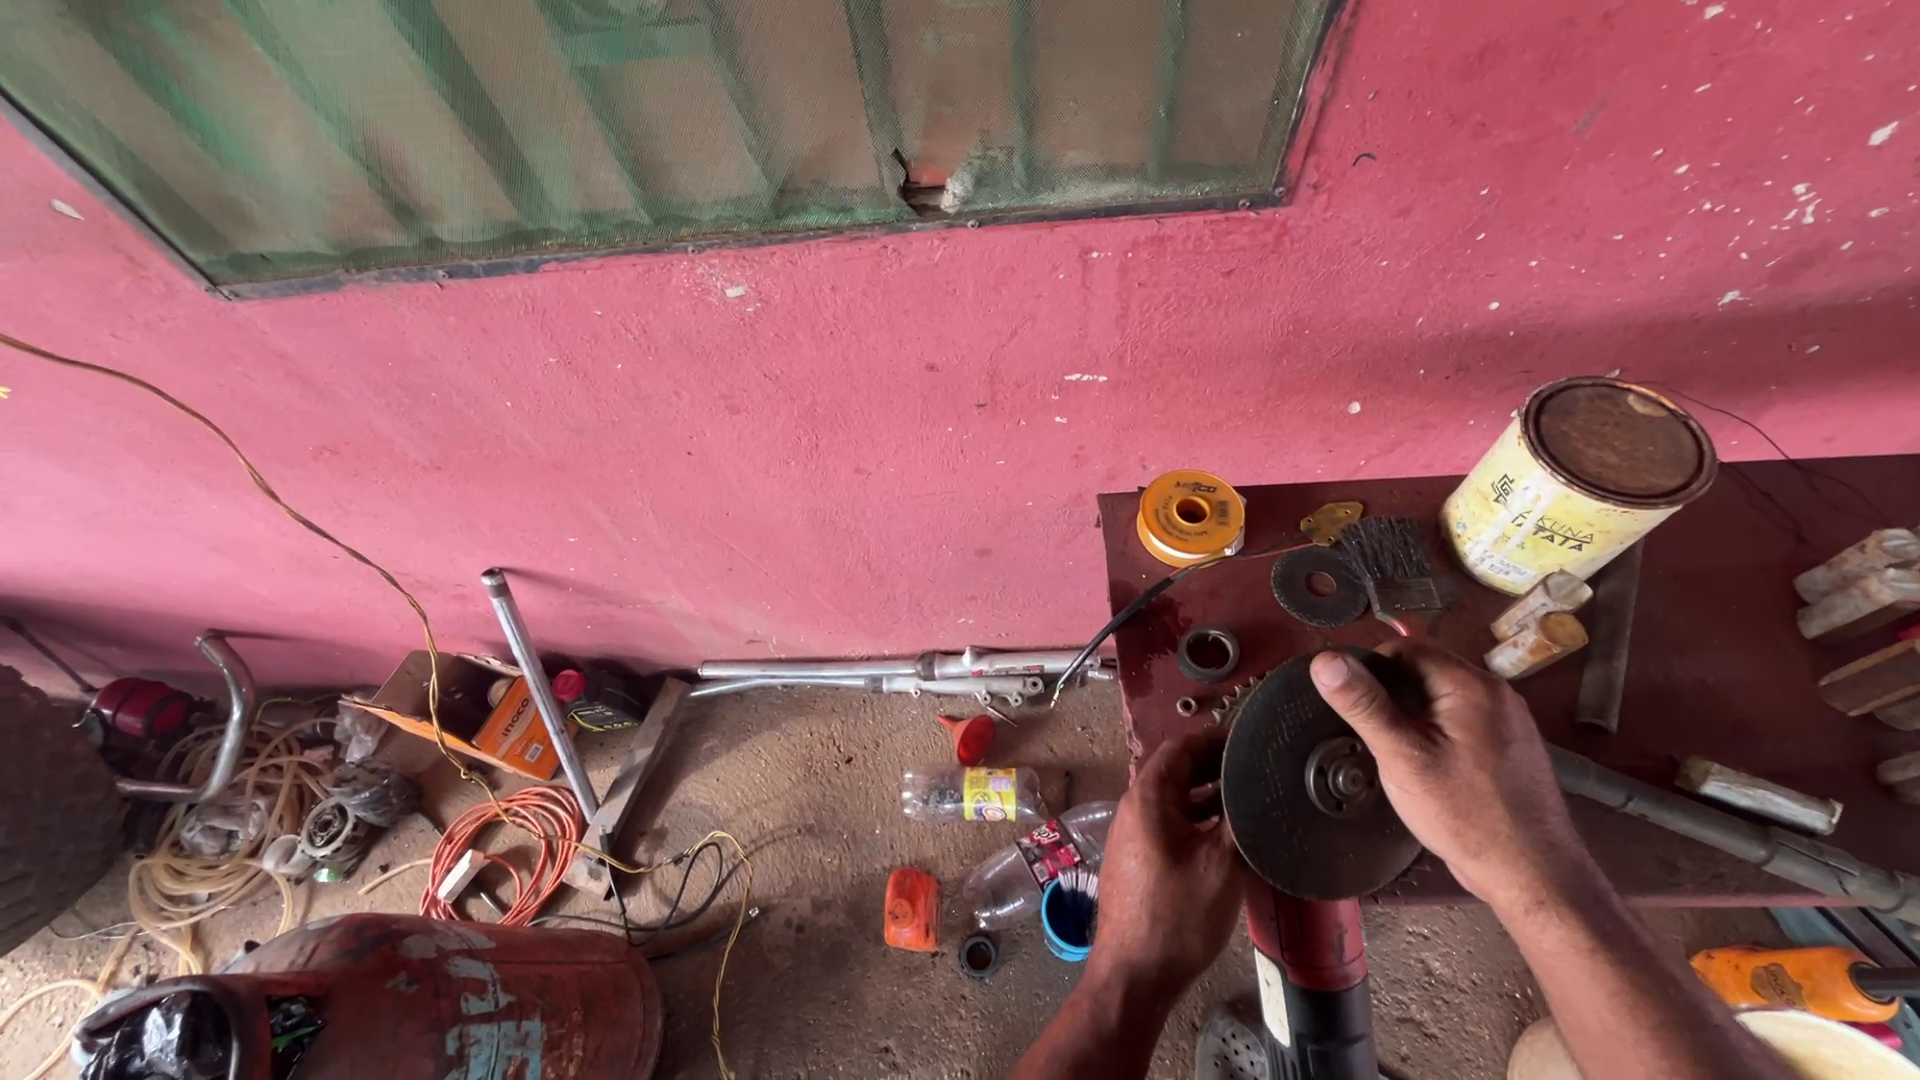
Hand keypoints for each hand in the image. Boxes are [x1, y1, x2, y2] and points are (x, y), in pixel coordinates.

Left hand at [1087, 728, 1245, 998]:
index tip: (1249, 738)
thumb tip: (1261, 791)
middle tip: (1259, 766)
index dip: (1213, 738)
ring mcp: (1136, 834)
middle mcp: (1136, 807)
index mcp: (1148, 797)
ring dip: (1211, 795)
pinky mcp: (1142, 859)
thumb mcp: (1221, 864)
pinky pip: (1174, 824)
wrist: (1134, 972)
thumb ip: (1239, 821)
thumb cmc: (1176, 913)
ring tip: (1253, 796)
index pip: (1179, 748)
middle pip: (1177, 771)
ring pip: (1178, 800)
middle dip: (1216, 766)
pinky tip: (1232, 833)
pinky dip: (1200, 820)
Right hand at [1307, 641, 1589, 908]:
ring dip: (1412, 714)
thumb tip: (1323, 660)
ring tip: (1396, 752)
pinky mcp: (1510, 746)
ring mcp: (1508, 721)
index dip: (1370, 670)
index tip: (1353, 707)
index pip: (1405, 648)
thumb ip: (1362, 704)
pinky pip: (1460, 720)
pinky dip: (1434, 731)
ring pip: (1440, 697)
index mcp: (1471, 685)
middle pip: (1424, 670)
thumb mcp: (1401, 756)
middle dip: (1391, 694)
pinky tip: (1426, 766)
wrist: (1534, 876)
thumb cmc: (1464, 813)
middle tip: (1373, 735)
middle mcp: (1496, 693)